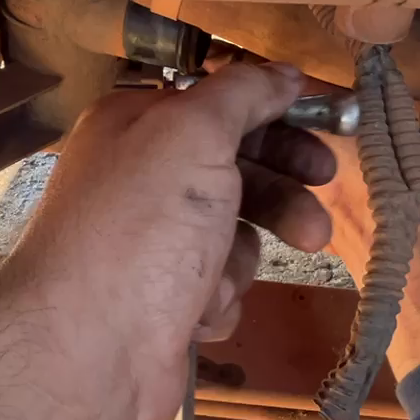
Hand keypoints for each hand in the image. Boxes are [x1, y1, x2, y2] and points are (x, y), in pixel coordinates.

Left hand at [0, 61, 335, 419]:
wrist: (88, 348)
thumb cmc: (141, 226)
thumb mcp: (193, 134)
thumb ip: (242, 93)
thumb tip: (283, 71)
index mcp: (136, 125)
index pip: (220, 103)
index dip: (277, 111)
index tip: (331, 125)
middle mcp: (139, 178)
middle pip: (233, 168)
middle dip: (279, 190)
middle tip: (321, 200)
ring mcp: (150, 243)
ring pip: (232, 233)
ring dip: (239, 256)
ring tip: (226, 277)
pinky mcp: (163, 300)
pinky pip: (218, 285)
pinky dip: (217, 297)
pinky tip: (195, 309)